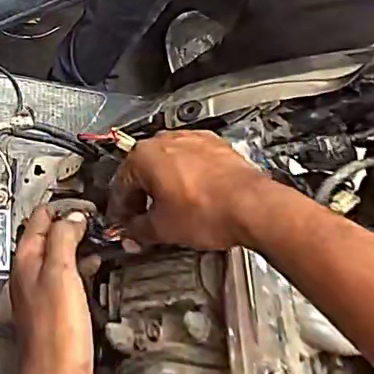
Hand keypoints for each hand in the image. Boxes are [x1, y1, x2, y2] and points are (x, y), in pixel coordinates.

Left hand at [9, 207, 92, 373]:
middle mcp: (29, 273)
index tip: (85, 202)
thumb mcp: (61, 273)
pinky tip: (92, 273)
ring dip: (76, 244)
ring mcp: (41, 293)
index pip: (41, 215)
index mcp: (26, 258)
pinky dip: (79, 268)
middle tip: (93, 220)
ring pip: (58, 255)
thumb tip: (72, 215)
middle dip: (70, 222)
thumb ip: (64, 238)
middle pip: (49, 233)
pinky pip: (66, 278)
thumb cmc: (55, 337)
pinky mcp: (54, 313)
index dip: (63, 204)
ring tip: (96, 240)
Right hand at [105, 131, 283, 249]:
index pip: (120, 185)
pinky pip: (192, 158)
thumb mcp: (164, 229)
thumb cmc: (210, 211)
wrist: (254, 205)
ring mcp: (189, 139)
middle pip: (142, 170)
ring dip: (166, 183)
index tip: (124, 223)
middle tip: (146, 219)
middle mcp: (163, 140)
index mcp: (143, 156)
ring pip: (167, 162)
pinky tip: (197, 194)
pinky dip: (190, 174)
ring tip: (176, 208)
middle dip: (143, 195)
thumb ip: (139, 231)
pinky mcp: (212, 144)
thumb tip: (131, 234)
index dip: (120, 210)